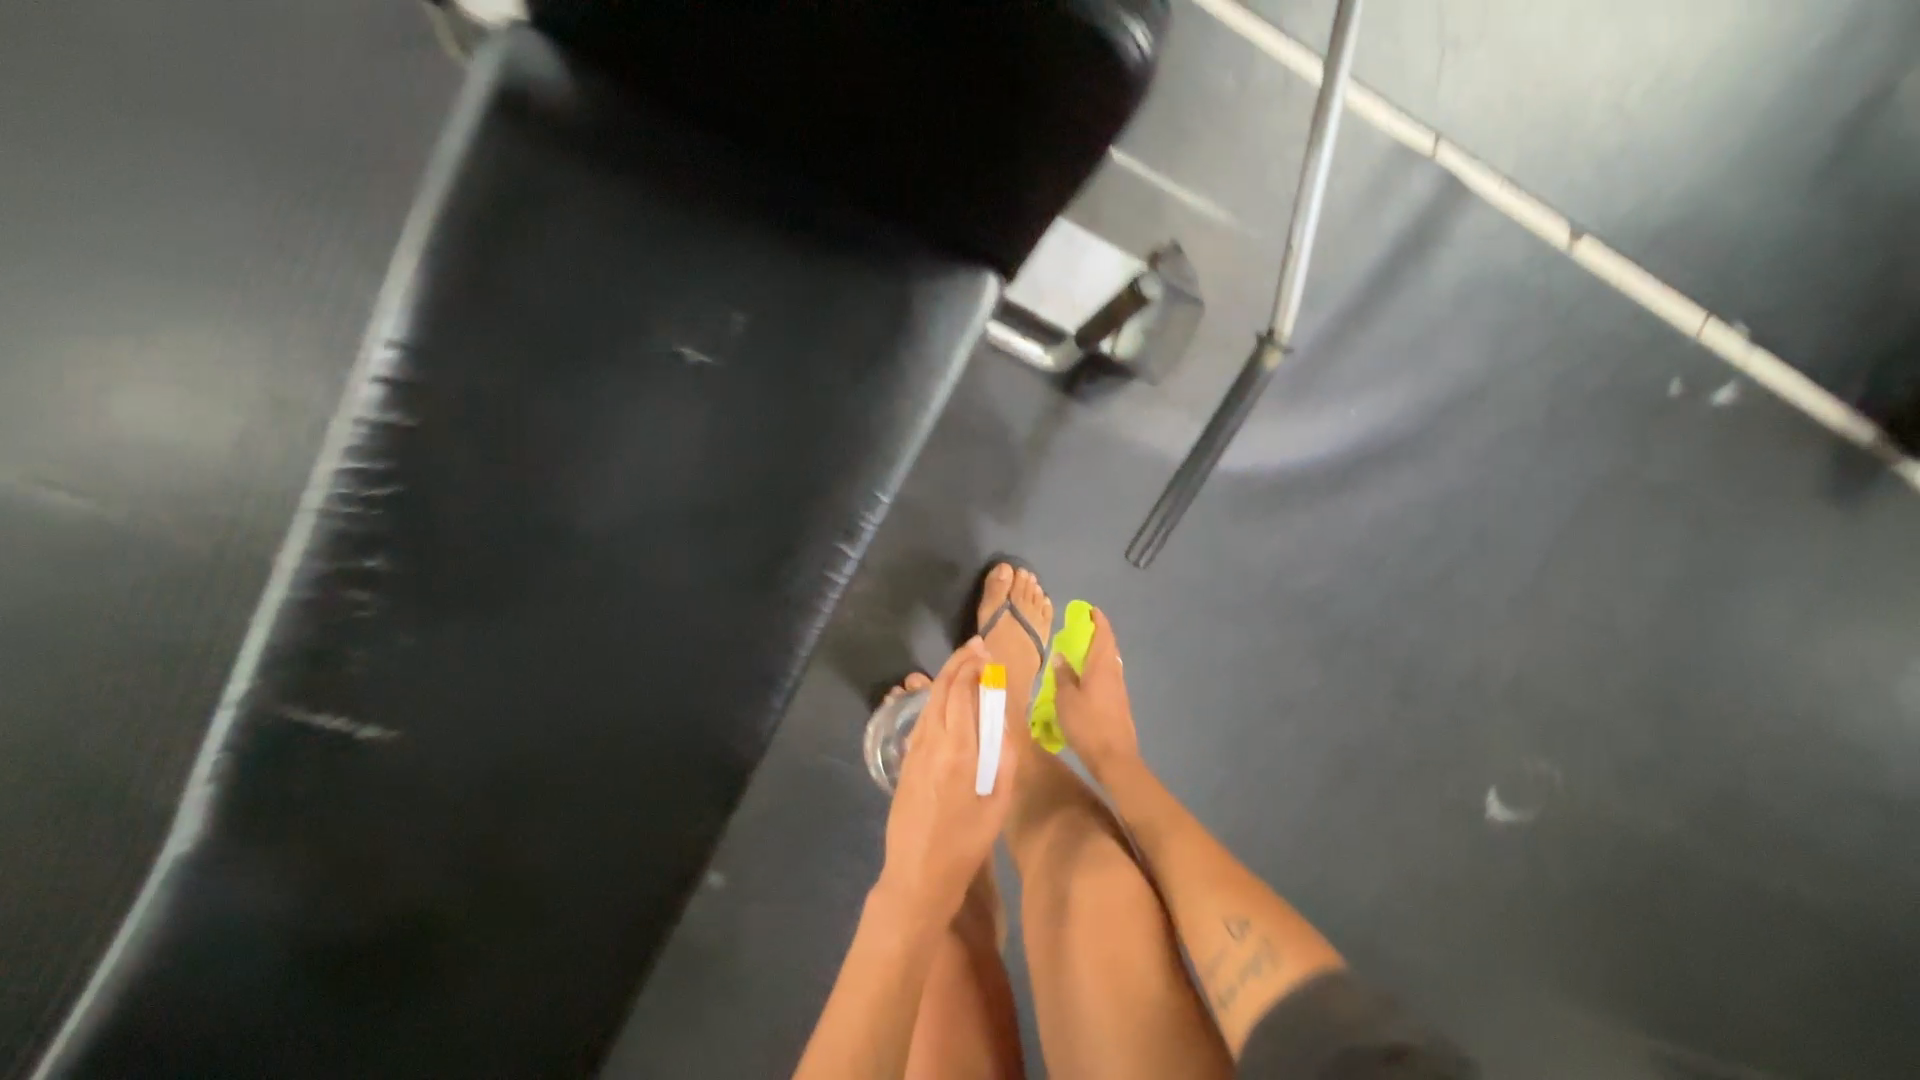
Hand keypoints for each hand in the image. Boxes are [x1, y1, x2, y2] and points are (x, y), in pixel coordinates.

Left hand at [877, 638, 1018, 923]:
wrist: (918, 871)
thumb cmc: (966, 842)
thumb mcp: (999, 802)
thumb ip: (1004, 758)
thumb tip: (1004, 724)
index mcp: (959, 749)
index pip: (963, 692)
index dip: (974, 667)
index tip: (987, 653)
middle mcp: (933, 742)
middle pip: (942, 689)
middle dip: (959, 663)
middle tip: (976, 648)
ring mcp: (914, 751)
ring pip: (929, 702)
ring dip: (946, 679)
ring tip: (964, 666)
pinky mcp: (905, 762)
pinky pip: (922, 720)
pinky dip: (936, 700)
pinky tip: (945, 700)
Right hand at [1051, 607, 1141, 781]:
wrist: (1115, 757)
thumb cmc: (1087, 724)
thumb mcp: (1065, 699)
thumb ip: (1063, 676)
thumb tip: (1061, 657)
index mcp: (1101, 667)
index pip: (1103, 635)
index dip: (1098, 621)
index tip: (1090, 610)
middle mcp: (1114, 673)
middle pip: (1109, 647)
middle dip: (1099, 634)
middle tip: (1084, 627)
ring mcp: (1119, 689)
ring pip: (1110, 663)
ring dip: (1099, 652)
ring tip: (1083, 651)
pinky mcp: (1120, 704)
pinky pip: (1109, 677)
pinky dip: (1100, 669)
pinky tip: (1089, 678)